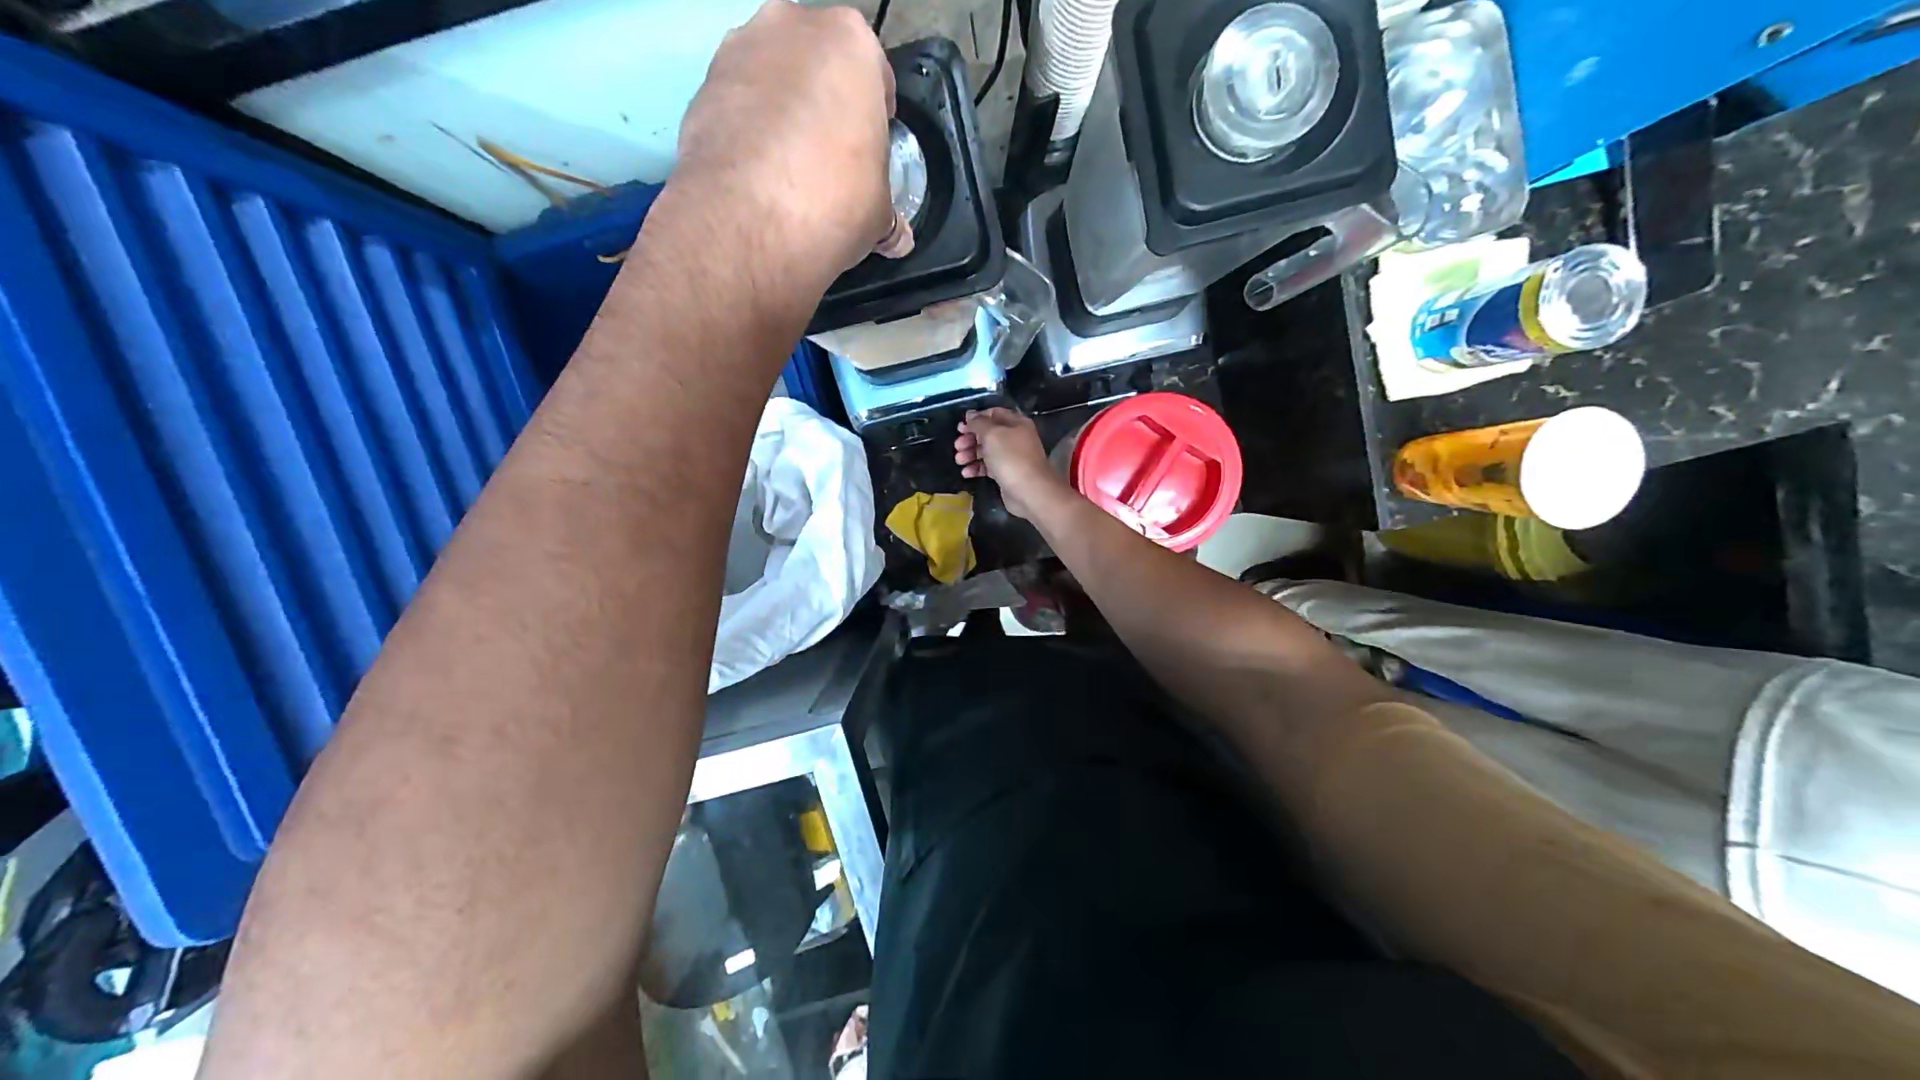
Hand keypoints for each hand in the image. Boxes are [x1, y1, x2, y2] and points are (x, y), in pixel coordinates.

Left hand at [671, 2, 909, 289]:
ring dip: (783, 111)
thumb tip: (896, 237)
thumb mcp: (879, 213)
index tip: (870, 145)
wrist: (748, 220)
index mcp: (850, 42)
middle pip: (817, 63)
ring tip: (789, 169)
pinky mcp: (702, 85)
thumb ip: (887, 213)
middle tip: (830, 155)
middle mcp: (791, 26)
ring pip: (773, 77)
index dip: (875, 113)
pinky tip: (758, 174)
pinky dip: (748, 128)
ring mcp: (739, 48)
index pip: (873, 71)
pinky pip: (738, 102)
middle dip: (824, 102)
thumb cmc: (834, 200)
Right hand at [956, 408, 1075, 520]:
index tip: (960, 427)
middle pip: (988, 433)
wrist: (1029, 491)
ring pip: (987, 451)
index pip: (993, 413)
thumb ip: (978, 423)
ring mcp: (1011, 456)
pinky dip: (977, 468)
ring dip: (971, 454)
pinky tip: (966, 473)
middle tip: (958, 446)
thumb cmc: (1010, 457)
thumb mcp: (992, 434)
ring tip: (959, 461)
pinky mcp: (1006, 473)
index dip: (976, 418)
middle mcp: (1015, 437)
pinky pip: (988, 467)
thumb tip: (970, 415)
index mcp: (1016, 423)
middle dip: (971, 438)